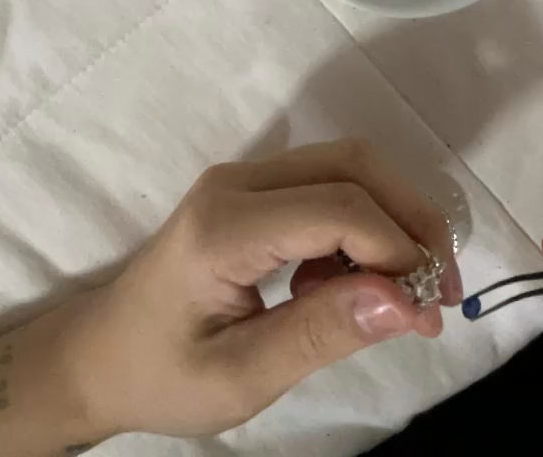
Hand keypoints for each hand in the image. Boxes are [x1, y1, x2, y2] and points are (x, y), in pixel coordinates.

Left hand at [60, 139, 460, 440]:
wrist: (102, 353)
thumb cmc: (162, 374)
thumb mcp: (241, 377)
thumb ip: (321, 334)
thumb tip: (405, 300)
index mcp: (225, 227)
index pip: (336, 207)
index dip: (396, 249)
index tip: (426, 311)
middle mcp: (236, 182)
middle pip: (351, 164)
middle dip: (410, 219)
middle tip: (439, 291)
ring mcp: (243, 179)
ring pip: (346, 166)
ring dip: (392, 218)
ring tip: (403, 294)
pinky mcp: (252, 190)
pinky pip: (327, 183)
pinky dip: (362, 223)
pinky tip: (350, 283)